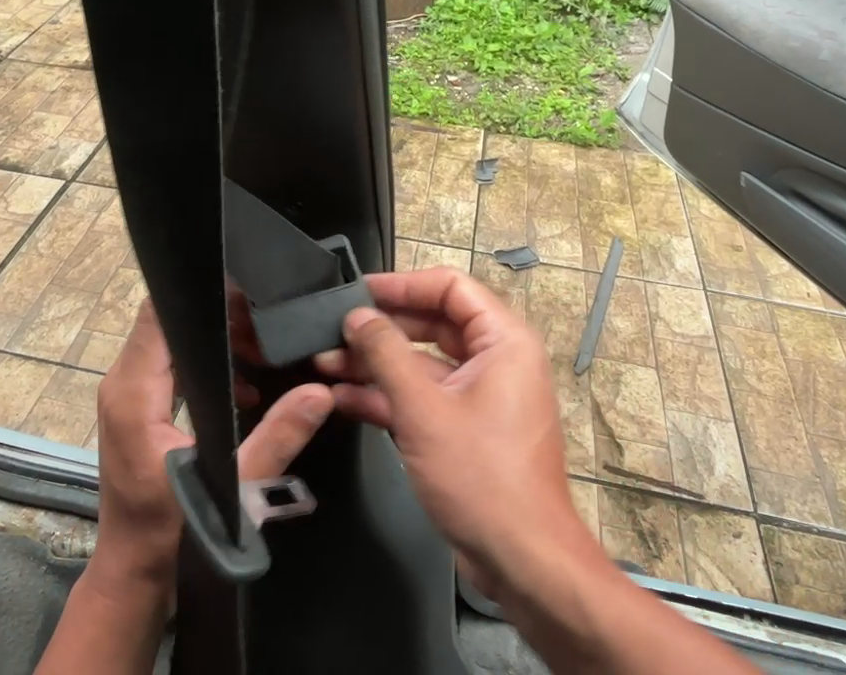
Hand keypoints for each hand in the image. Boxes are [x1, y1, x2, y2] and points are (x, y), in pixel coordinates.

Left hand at [93, 299, 332, 586]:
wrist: (135, 568)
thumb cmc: (173, 529)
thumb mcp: (232, 485)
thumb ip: (276, 438)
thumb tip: (318, 394)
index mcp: (134, 392)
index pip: (158, 315)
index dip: (201, 295)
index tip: (248, 292)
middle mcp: (122, 384)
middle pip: (168, 322)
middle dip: (220, 318)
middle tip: (267, 327)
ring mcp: (126, 395)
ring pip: (171, 342)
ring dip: (216, 342)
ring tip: (262, 353)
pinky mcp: (136, 407)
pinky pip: (171, 366)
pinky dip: (206, 365)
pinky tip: (246, 390)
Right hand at [316, 268, 599, 595]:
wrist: (522, 560)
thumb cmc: (481, 476)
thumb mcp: (423, 409)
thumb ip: (385, 354)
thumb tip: (357, 315)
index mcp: (503, 340)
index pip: (450, 287)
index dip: (401, 284)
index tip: (357, 291)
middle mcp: (496, 360)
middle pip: (432, 323)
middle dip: (380, 328)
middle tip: (332, 329)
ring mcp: (479, 396)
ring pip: (421, 363)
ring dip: (376, 363)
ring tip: (323, 362)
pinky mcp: (464, 428)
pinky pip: (422, 397)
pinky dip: (386, 396)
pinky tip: (342, 397)